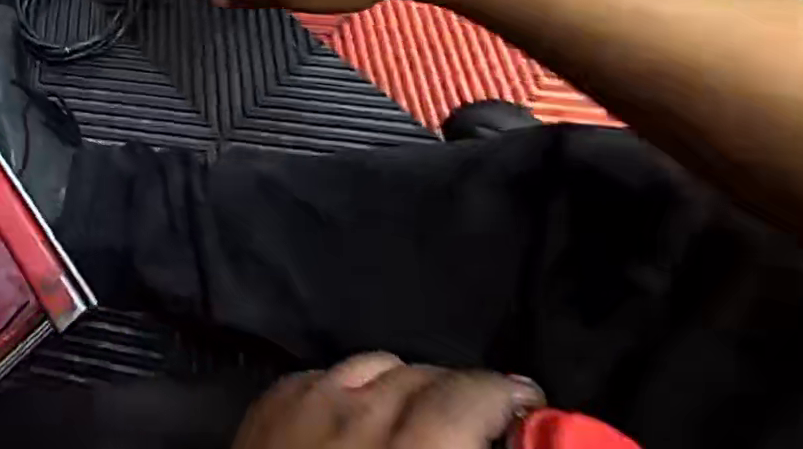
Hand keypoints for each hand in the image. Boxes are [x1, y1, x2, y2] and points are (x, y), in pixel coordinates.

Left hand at [233, 353, 542, 448]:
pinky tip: (360, 412)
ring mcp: (309, 402)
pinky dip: (355, 385)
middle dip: (463, 389)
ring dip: (409, 384)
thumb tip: (489, 445)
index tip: (529, 401)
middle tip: (485, 415)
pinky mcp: (273, 401)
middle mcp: (358, 419)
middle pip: (425, 376)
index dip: (504, 394)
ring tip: (423, 410)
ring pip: (378, 362)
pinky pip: (329, 371)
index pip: (465, 401)